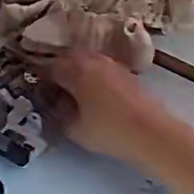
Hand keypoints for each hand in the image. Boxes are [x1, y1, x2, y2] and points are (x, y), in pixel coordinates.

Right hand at [43, 52, 170, 163]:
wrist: (153, 133)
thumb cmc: (109, 131)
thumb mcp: (74, 129)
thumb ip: (57, 114)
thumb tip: (51, 104)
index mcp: (76, 71)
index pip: (48, 68)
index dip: (40, 80)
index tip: (39, 94)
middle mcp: (93, 61)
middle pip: (68, 59)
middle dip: (58, 72)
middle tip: (54, 92)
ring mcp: (112, 64)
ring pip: (86, 62)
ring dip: (77, 73)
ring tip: (74, 93)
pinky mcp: (127, 73)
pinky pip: (101, 68)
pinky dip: (93, 76)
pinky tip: (95, 95)